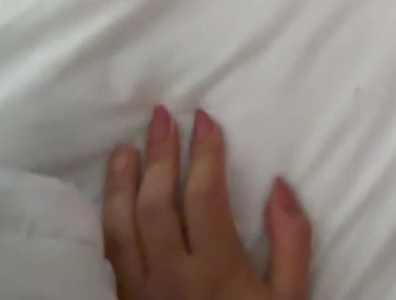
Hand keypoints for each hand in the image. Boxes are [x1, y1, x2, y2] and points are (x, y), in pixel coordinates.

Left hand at [102, 107, 312, 299]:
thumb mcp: (291, 298)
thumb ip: (291, 240)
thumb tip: (279, 185)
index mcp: (215, 269)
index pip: (203, 196)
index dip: (205, 153)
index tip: (206, 118)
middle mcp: (169, 278)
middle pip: (155, 205)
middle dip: (160, 155)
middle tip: (161, 115)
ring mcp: (138, 296)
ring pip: (120, 231)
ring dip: (122, 184)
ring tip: (126, 147)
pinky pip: (106, 260)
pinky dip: (104, 224)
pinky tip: (108, 203)